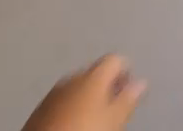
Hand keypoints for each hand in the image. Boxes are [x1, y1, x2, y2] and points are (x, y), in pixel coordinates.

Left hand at [20, 55, 146, 130]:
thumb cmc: (84, 128)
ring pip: (78, 85)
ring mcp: (54, 89)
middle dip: (106, 84)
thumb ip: (129, 97)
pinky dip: (71, 104)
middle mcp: (73, 73)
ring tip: (94, 115)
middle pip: (95, 71)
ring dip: (88, 95)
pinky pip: (62, 98)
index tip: (129, 86)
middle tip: (113, 103)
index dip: (126, 70)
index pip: (116, 57)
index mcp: (93, 72)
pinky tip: (73, 121)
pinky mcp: (40, 106)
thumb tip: (141, 81)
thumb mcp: (114, 117)